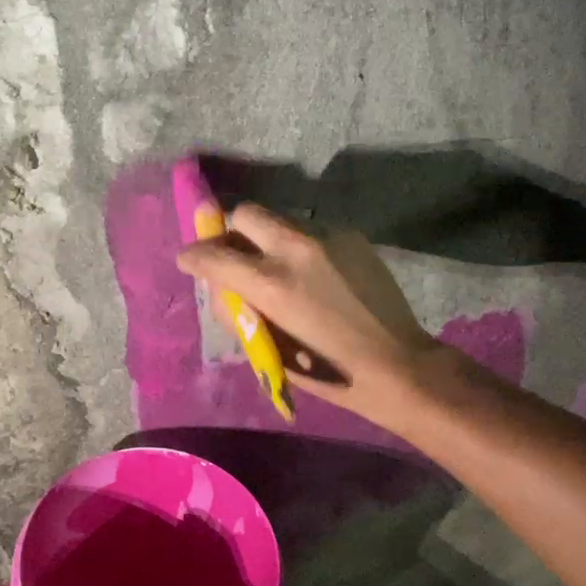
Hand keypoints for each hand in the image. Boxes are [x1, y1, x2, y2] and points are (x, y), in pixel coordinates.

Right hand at [176, 203, 442, 426]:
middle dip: (232, 231)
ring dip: (270, 239)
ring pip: (281, 220)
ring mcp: (326, 237)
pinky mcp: (350, 235)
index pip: (212, 253)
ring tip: (283, 268)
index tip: (188, 259)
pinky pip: (311, 231)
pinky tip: (318, 275)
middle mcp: (295, 248)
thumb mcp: (270, 350)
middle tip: (236, 254)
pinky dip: (302, 247)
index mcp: (271, 283)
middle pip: (246, 213)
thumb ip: (239, 312)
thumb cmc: (328, 372)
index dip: (193, 255)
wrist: (397, 363)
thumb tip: (220, 287)